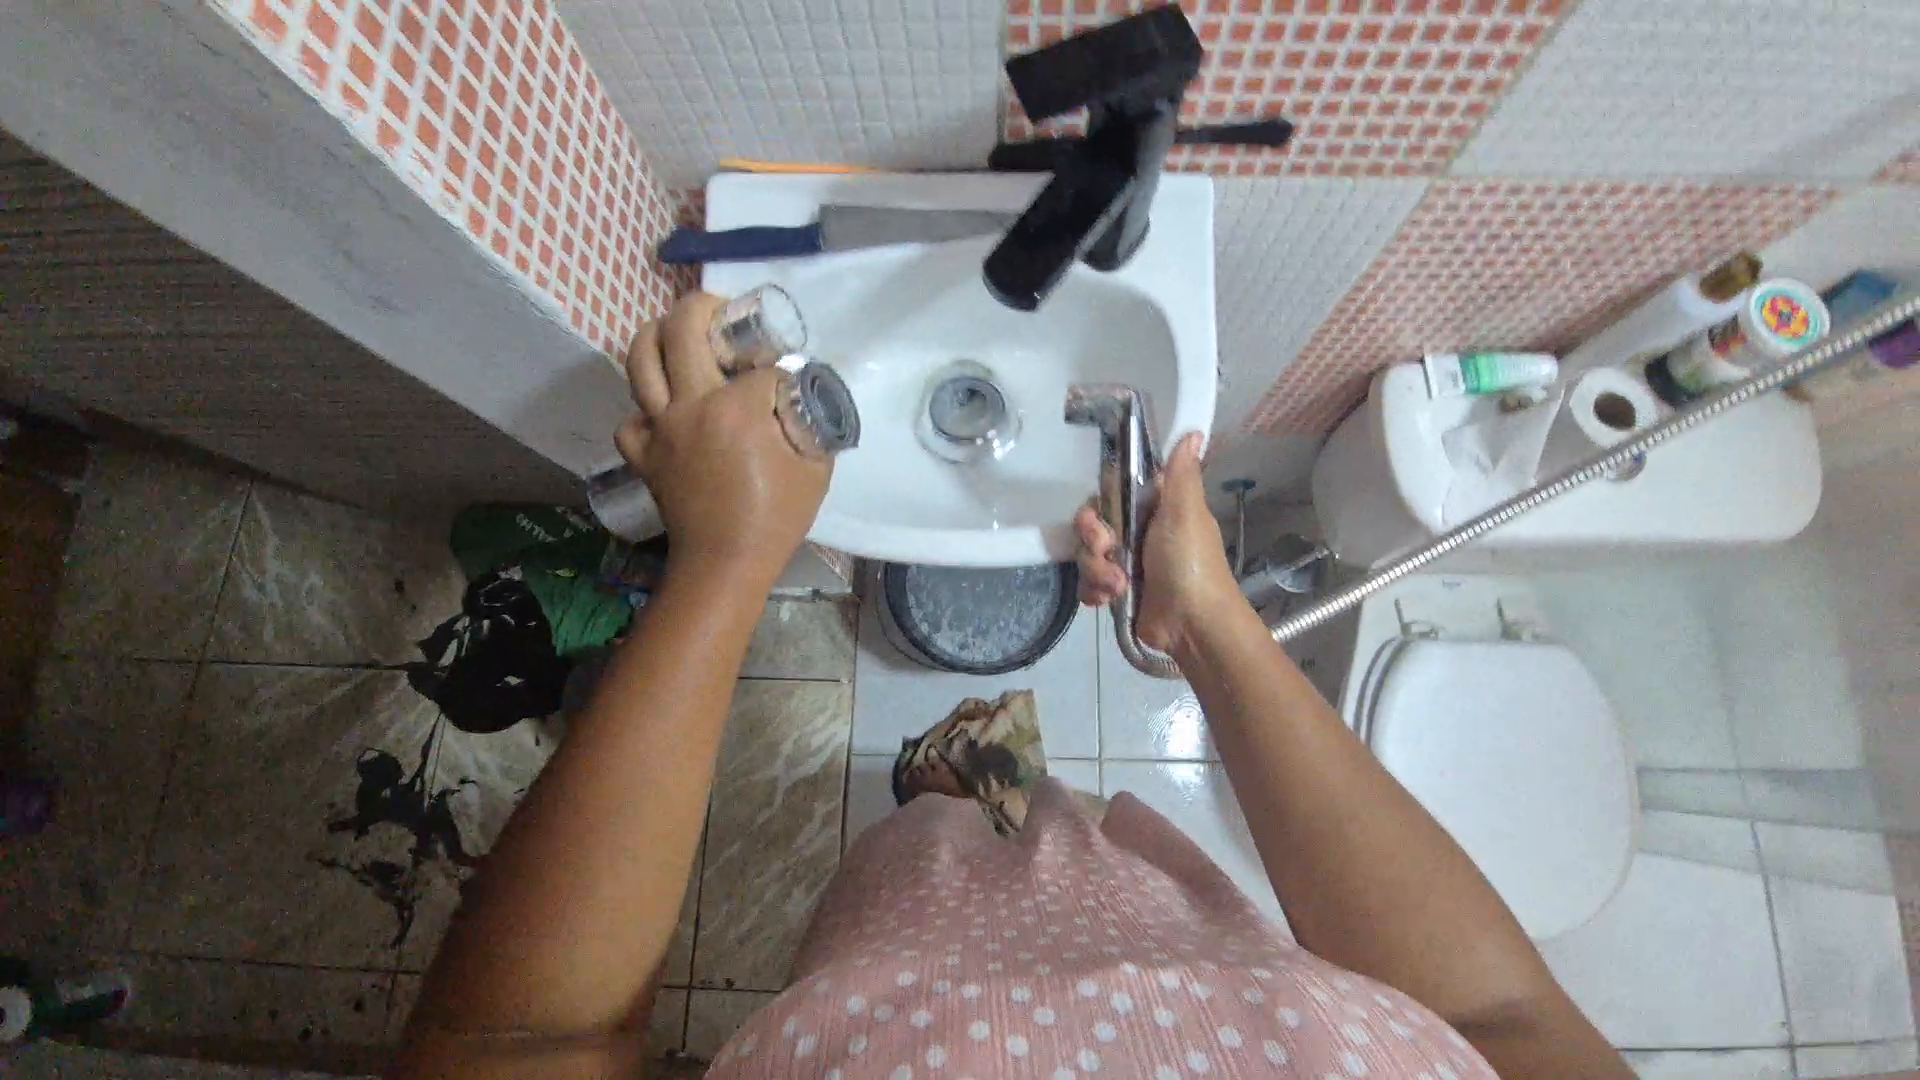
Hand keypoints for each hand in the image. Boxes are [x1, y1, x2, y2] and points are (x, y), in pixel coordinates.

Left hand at [614, 292, 830, 579]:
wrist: (726, 563)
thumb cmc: (777, 517)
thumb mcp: (814, 467)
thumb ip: (810, 423)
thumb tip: (798, 397)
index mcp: (736, 407)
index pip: (759, 366)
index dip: (778, 367)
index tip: (787, 379)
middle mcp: (690, 405)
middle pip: (683, 330)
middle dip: (703, 307)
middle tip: (722, 312)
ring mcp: (659, 428)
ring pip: (640, 359)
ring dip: (658, 335)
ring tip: (678, 334)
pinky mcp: (642, 454)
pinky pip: (632, 417)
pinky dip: (645, 408)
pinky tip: (665, 413)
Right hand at [1074, 432, 1237, 655]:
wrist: (1192, 626)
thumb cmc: (1190, 564)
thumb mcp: (1186, 514)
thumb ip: (1180, 474)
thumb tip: (1193, 432)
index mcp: (1154, 510)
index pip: (1110, 493)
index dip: (1099, 505)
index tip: (1103, 520)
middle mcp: (1137, 533)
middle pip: (1092, 525)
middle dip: (1093, 542)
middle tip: (1109, 552)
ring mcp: (1125, 563)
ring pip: (1087, 555)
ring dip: (1097, 571)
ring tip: (1117, 586)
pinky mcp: (1117, 591)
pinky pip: (1087, 583)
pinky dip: (1093, 591)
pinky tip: (1106, 600)